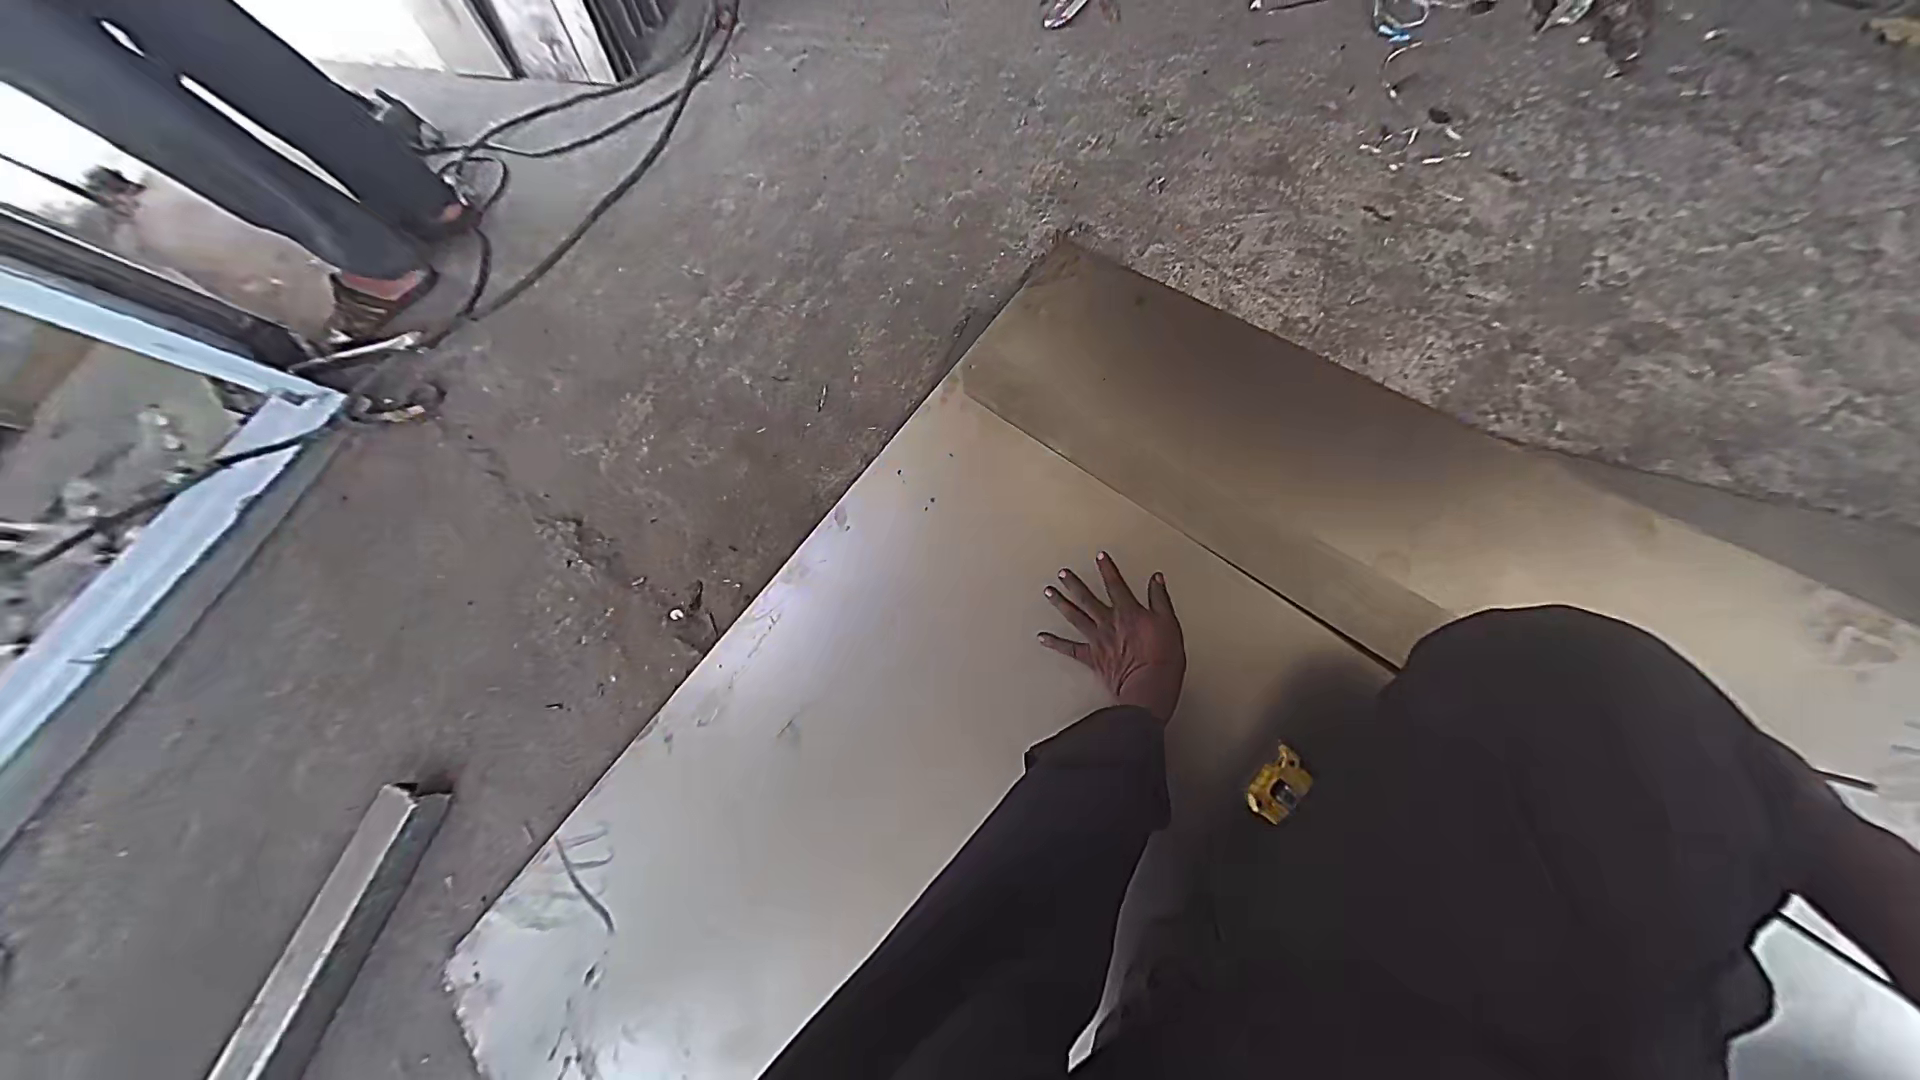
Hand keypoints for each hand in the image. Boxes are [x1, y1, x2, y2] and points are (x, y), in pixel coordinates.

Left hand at [1039, 552, 1185, 722]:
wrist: (1148, 687)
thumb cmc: (1162, 659)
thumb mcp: (1169, 624)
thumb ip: (1160, 599)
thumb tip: (1156, 579)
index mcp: (1128, 612)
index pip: (1115, 584)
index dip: (1107, 569)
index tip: (1099, 556)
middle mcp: (1108, 622)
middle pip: (1087, 598)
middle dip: (1074, 583)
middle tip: (1062, 573)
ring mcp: (1097, 639)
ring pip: (1074, 617)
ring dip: (1060, 603)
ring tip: (1049, 592)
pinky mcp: (1092, 658)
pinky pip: (1069, 648)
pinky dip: (1055, 643)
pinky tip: (1043, 637)